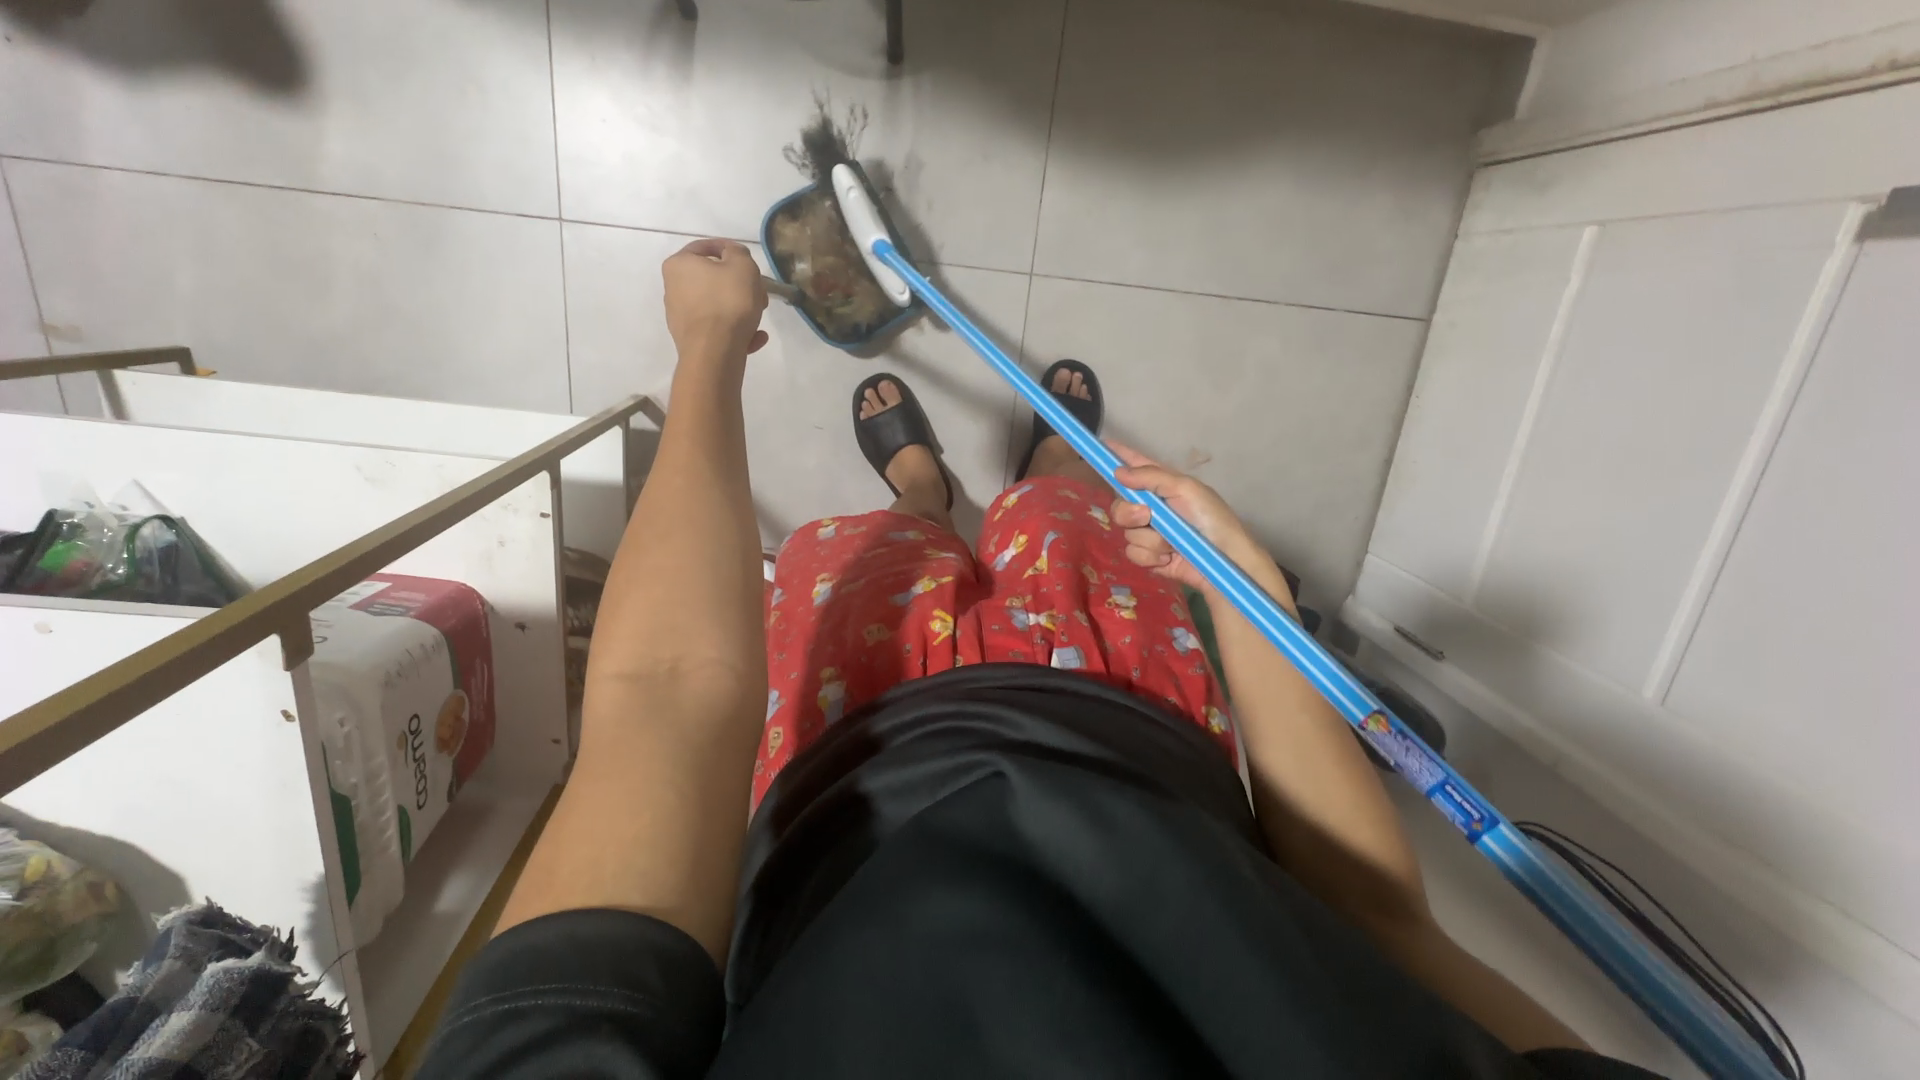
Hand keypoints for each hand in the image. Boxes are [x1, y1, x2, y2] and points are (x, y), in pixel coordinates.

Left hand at [661, 238, 769, 357]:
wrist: (715, 352)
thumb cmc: (728, 301)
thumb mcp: (742, 265)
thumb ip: (739, 253)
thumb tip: (733, 256)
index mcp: (679, 264)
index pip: (704, 247)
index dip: (730, 249)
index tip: (749, 261)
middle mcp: (673, 288)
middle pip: (712, 279)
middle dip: (739, 284)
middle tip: (759, 292)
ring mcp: (680, 316)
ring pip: (716, 304)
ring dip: (740, 308)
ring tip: (759, 317)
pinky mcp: (690, 339)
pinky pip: (717, 327)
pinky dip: (735, 329)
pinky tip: (755, 337)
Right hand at [1108, 441, 1263, 592]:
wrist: (1225, 561)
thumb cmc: (1211, 519)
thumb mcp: (1185, 489)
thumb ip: (1150, 477)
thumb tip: (1117, 471)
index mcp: (1162, 485)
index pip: (1135, 466)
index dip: (1117, 457)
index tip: (1100, 446)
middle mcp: (1152, 507)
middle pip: (1119, 506)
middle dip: (1129, 513)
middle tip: (1147, 516)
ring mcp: (1150, 534)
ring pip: (1127, 532)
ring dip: (1149, 539)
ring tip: (1171, 543)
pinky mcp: (1150, 557)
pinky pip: (1133, 553)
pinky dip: (1150, 556)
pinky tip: (1168, 558)